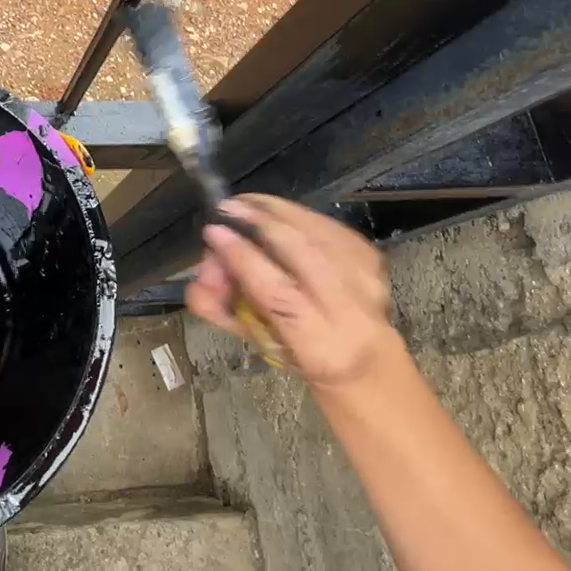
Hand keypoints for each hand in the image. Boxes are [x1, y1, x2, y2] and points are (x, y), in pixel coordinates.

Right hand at [186, 193, 400, 389]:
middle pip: (306, 256)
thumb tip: (197, 278)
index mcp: (322, 350)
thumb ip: (222, 313)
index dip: (243, 259)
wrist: (370, 368)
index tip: (213, 232)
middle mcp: (355, 315)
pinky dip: (298, 214)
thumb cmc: (304, 360)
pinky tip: (274, 210)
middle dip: (261, 223)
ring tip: (245, 203)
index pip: (280, 297)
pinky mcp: (374, 261)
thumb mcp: (258, 346)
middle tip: (228, 208)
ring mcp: (370, 284)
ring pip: (320, 233)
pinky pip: (330, 227)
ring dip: (277, 210)